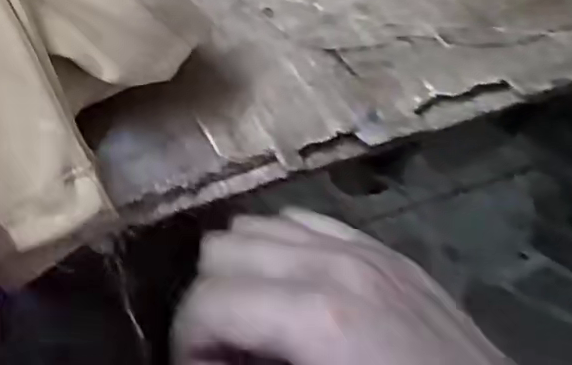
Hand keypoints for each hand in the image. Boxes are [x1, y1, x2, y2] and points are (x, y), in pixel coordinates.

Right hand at [174, 209, 510, 364]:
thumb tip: (204, 360)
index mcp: (317, 316)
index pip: (207, 301)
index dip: (184, 339)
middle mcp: (329, 264)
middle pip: (218, 250)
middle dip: (207, 302)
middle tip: (222, 351)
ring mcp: (362, 250)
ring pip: (252, 225)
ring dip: (239, 271)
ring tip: (255, 320)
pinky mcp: (387, 253)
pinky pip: (302, 221)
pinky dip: (280, 249)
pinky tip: (294, 292)